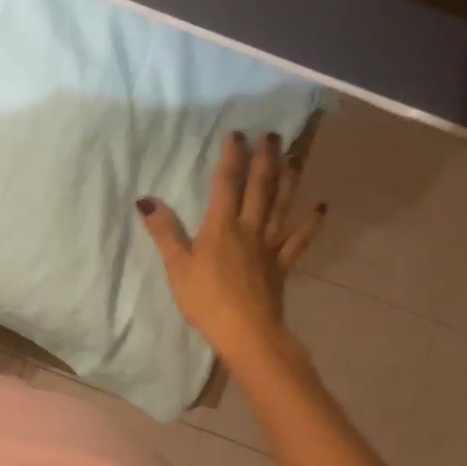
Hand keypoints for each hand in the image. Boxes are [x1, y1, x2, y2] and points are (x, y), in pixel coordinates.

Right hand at [137, 132, 324, 371]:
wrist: (247, 332)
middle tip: (273, 135)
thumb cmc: (206, 298)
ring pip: (282, 206)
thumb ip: (164, 231)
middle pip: (260, 188)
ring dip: (289, 181)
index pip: (227, 183)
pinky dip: (311, 222)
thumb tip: (146, 200)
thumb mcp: (177, 265)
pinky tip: (320, 206)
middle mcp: (250, 228)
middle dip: (265, 160)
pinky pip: (299, 239)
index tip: (237, 133)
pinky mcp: (282, 265)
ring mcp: (270, 246)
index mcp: (221, 226)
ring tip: (294, 158)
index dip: (231, 157)